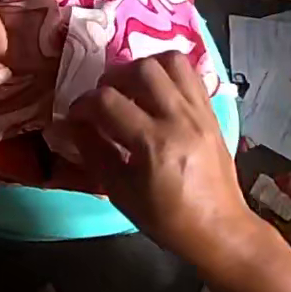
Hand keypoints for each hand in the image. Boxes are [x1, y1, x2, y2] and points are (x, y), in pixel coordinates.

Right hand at [67, 52, 263, 269]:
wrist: (219, 229)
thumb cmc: (166, 218)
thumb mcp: (119, 192)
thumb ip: (93, 151)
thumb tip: (71, 125)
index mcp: (154, 144)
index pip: (107, 101)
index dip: (83, 104)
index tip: (76, 117)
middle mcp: (179, 119)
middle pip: (141, 70)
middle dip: (112, 77)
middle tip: (103, 97)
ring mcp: (200, 112)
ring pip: (169, 61)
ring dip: (141, 67)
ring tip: (130, 87)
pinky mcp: (211, 112)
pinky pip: (190, 73)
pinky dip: (167, 73)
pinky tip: (154, 91)